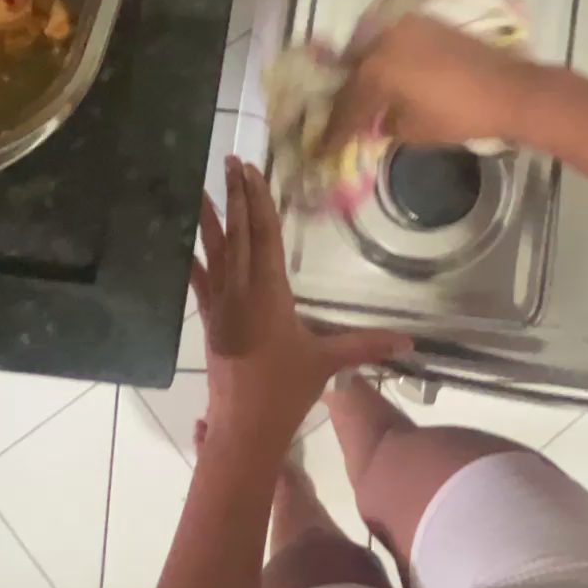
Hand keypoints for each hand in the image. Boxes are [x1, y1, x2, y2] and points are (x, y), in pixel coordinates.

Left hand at [191, 157, 411, 455]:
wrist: (244, 427)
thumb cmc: (287, 391)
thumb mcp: (328, 362)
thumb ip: (366, 345)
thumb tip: (410, 342)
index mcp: (272, 293)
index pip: (266, 236)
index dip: (259, 201)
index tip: (251, 172)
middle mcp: (243, 291)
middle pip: (239, 233)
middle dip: (234, 196)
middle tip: (228, 161)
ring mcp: (220, 304)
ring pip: (214, 251)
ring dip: (207, 218)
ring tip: (196, 188)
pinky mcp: (206, 320)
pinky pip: (197, 282)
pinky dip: (188, 259)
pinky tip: (177, 243)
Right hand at [322, 13, 543, 153]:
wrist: (509, 90)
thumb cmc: (460, 115)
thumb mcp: (414, 130)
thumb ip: (386, 124)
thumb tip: (378, 122)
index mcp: (377, 68)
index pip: (347, 102)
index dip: (335, 129)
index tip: (324, 149)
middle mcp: (384, 39)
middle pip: (354, 71)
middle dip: (346, 97)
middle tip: (340, 120)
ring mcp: (407, 26)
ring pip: (372, 51)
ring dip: (365, 74)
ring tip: (362, 98)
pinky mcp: (427, 23)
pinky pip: (394, 42)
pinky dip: (386, 60)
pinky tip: (388, 77)